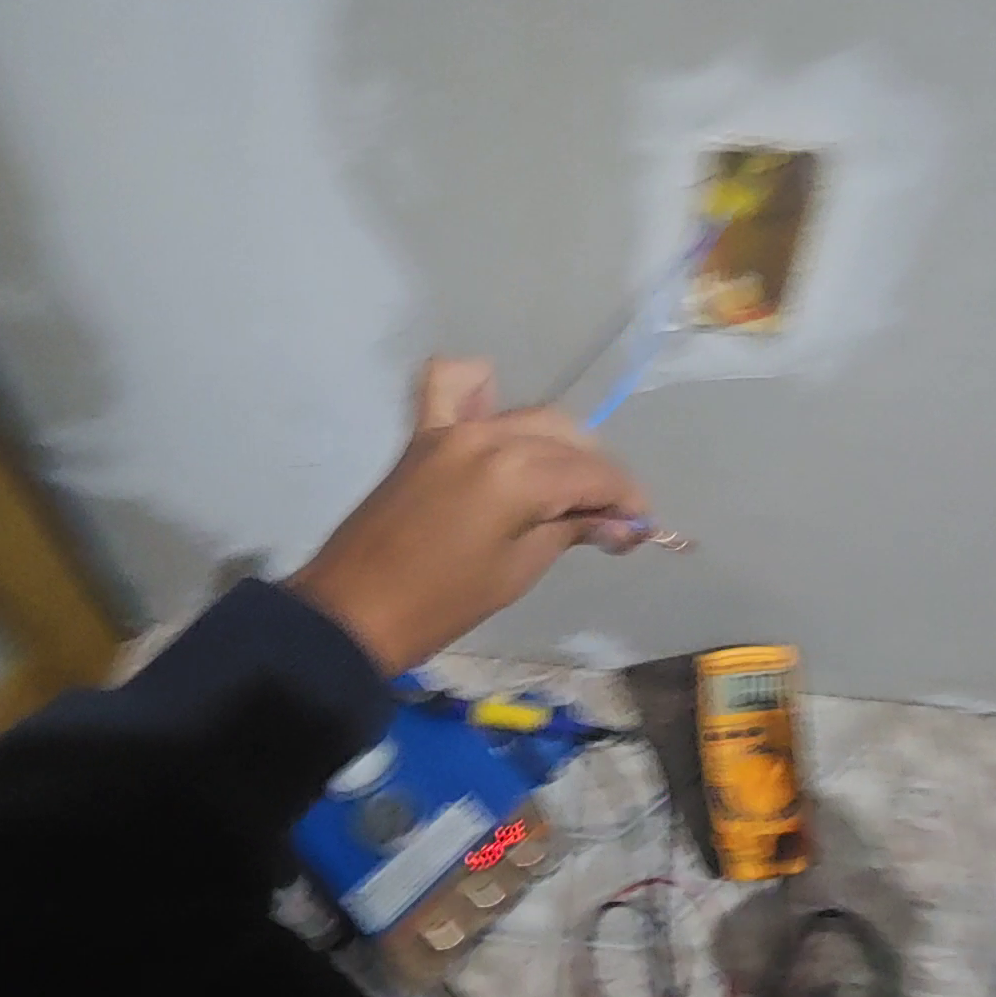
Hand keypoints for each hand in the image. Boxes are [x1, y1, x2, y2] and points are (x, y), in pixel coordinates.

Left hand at [287, 358, 648, 673]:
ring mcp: (452, 428)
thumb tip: (623, 524)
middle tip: (605, 517)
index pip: (594, 474)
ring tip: (560, 481)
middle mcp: (490, 437)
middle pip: (568, 439)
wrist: (354, 612)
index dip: (626, 498)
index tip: (641, 523)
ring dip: (557, 442)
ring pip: (527, 415)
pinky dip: (481, 389)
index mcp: (517, 476)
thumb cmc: (443, 604)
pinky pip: (452, 384)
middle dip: (597, 474)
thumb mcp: (518, 571)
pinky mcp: (423, 434)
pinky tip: (494, 415)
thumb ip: (571, 531)